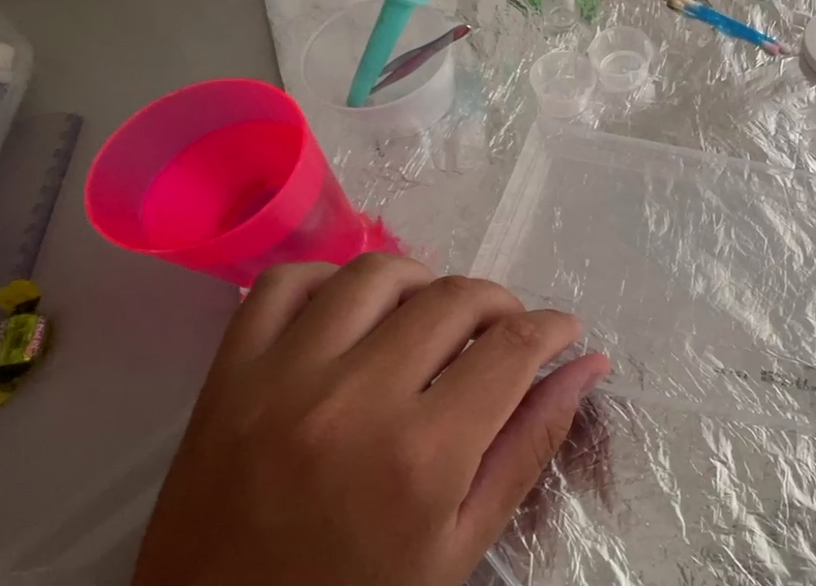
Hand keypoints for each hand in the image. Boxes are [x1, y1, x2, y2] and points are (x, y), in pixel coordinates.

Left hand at [134, 255, 608, 585]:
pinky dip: (330, 282)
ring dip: (425, 285)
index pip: (514, 345)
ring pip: (379, 273)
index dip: (554, 328)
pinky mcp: (227, 379)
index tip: (562, 334)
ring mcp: (281, 382)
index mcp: (420, 455)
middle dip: (500, 306)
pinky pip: (285, 284)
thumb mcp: (462, 541)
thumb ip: (531, 444)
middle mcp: (353, 401)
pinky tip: (355, 315)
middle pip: (456, 298)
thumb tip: (589, 364)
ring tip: (431, 322)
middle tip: (502, 337)